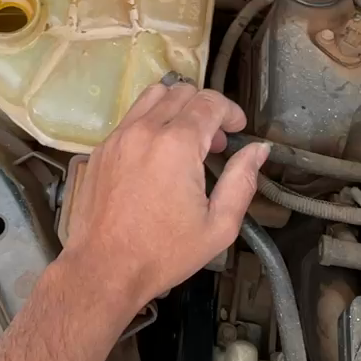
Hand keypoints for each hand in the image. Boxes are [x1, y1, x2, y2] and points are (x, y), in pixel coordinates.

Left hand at [58, 81, 269, 314]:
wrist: (104, 268)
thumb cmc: (163, 253)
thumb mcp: (218, 226)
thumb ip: (243, 181)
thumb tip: (258, 150)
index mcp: (177, 145)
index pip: (209, 103)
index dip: (230, 111)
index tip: (237, 129)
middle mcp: (145, 130)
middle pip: (182, 92)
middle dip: (205, 109)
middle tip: (214, 142)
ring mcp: (119, 136)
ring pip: (153, 96)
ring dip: (176, 108)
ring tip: (185, 141)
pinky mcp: (102, 147)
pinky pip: (131, 117)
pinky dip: (150, 122)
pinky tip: (156, 155)